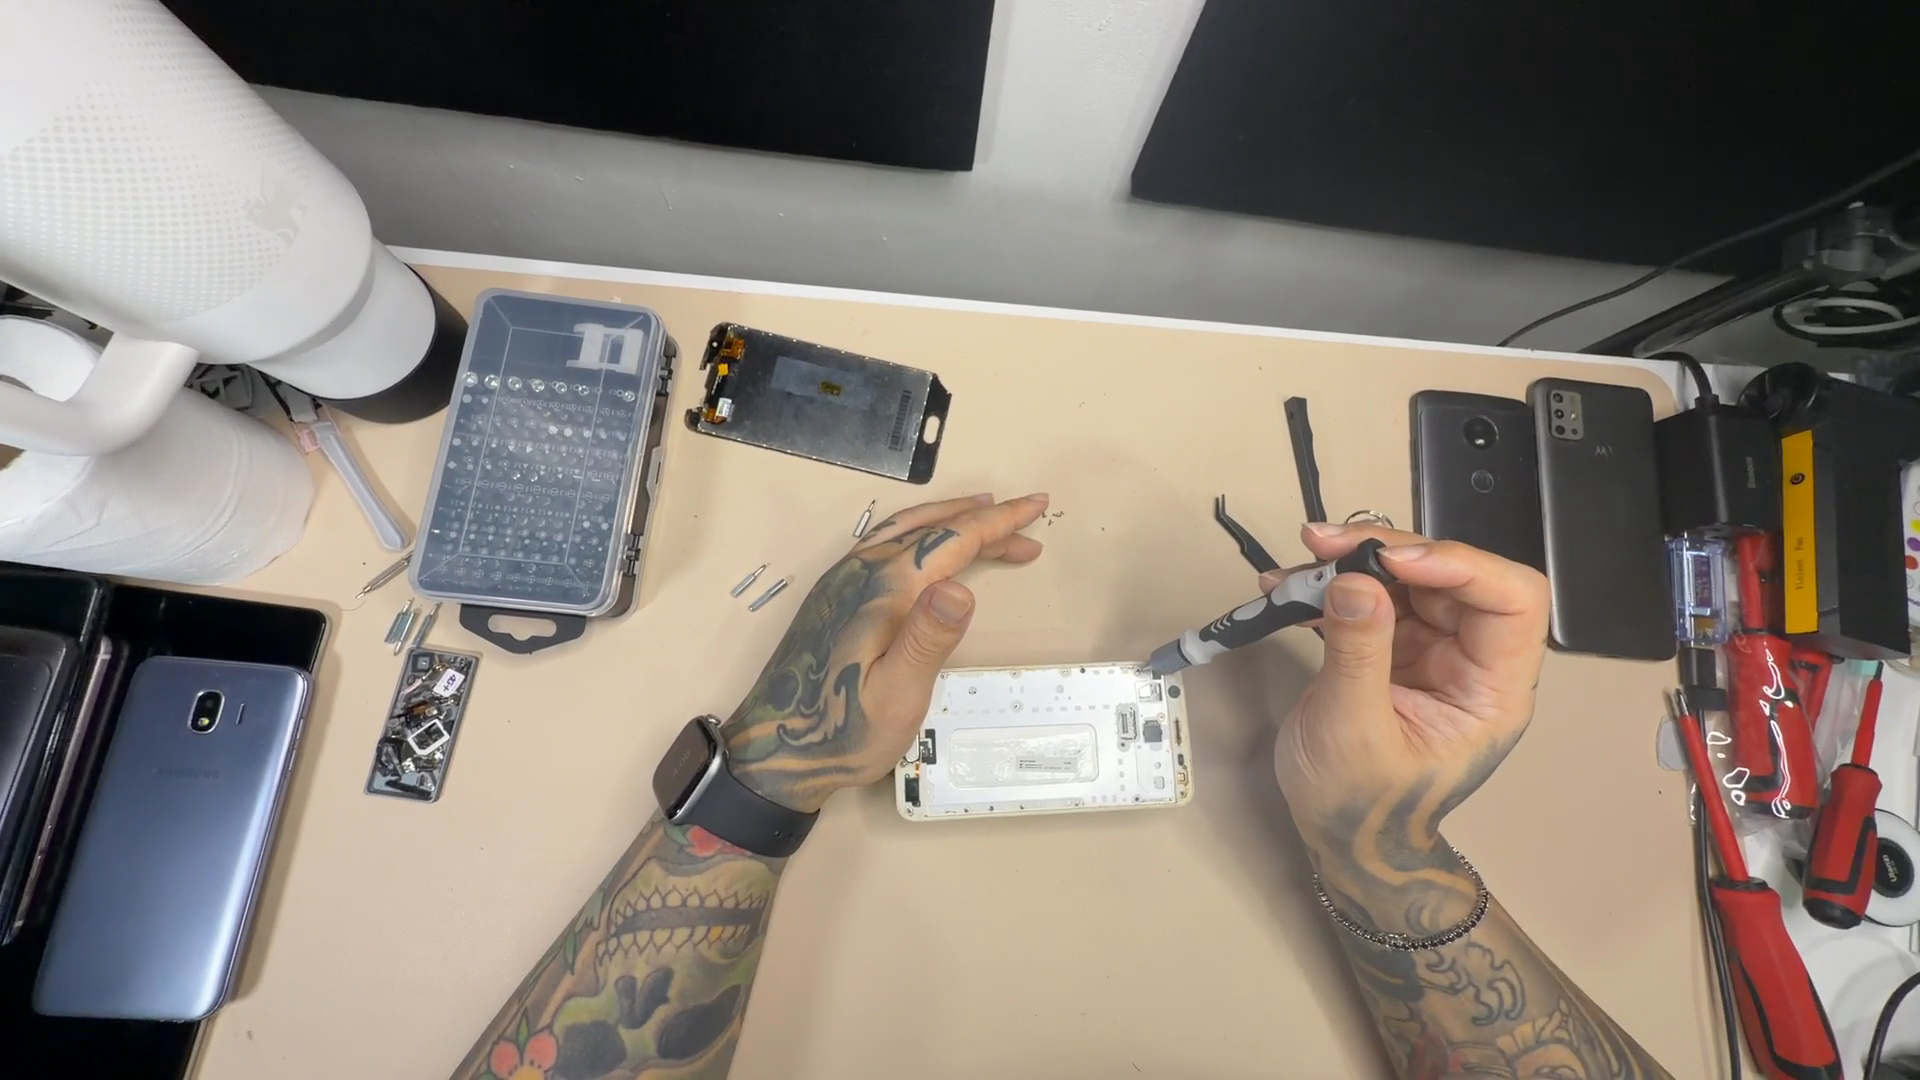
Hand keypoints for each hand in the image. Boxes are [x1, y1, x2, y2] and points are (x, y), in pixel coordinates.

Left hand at [722, 493, 1048, 813]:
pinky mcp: (835, 591)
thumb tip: (961, 587)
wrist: (775, 749)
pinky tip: (929, 544)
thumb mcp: (897, 696)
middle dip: (985, 518)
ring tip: (987, 516)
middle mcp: (863, 570)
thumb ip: (928, 639)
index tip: (1037, 505)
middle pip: (933, 526)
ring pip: (907, 527)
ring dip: (951, 517)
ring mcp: (844, 577)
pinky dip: (922, 529)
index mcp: (885, 589)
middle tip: (1028, 518)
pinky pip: (888, 539)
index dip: (1000, 522)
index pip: (953, 539)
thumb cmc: (844, 731)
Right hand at [1269, 523, 1548, 918]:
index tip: (1386, 560)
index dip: (1459, 566)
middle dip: (1384, 552)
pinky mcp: (1384, 650)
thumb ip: (1358, 653)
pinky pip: (1364, 600)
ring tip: (1293, 565)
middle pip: (1448, 578)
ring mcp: (1424, 652)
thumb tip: (1353, 581)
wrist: (1337, 834)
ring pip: (1401, 581)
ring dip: (1346, 563)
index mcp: (1490, 688)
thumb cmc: (1358, 800)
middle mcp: (1466, 660)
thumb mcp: (1354, 729)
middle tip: (1320, 543)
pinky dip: (1324, 587)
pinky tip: (1284, 587)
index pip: (1510, 602)